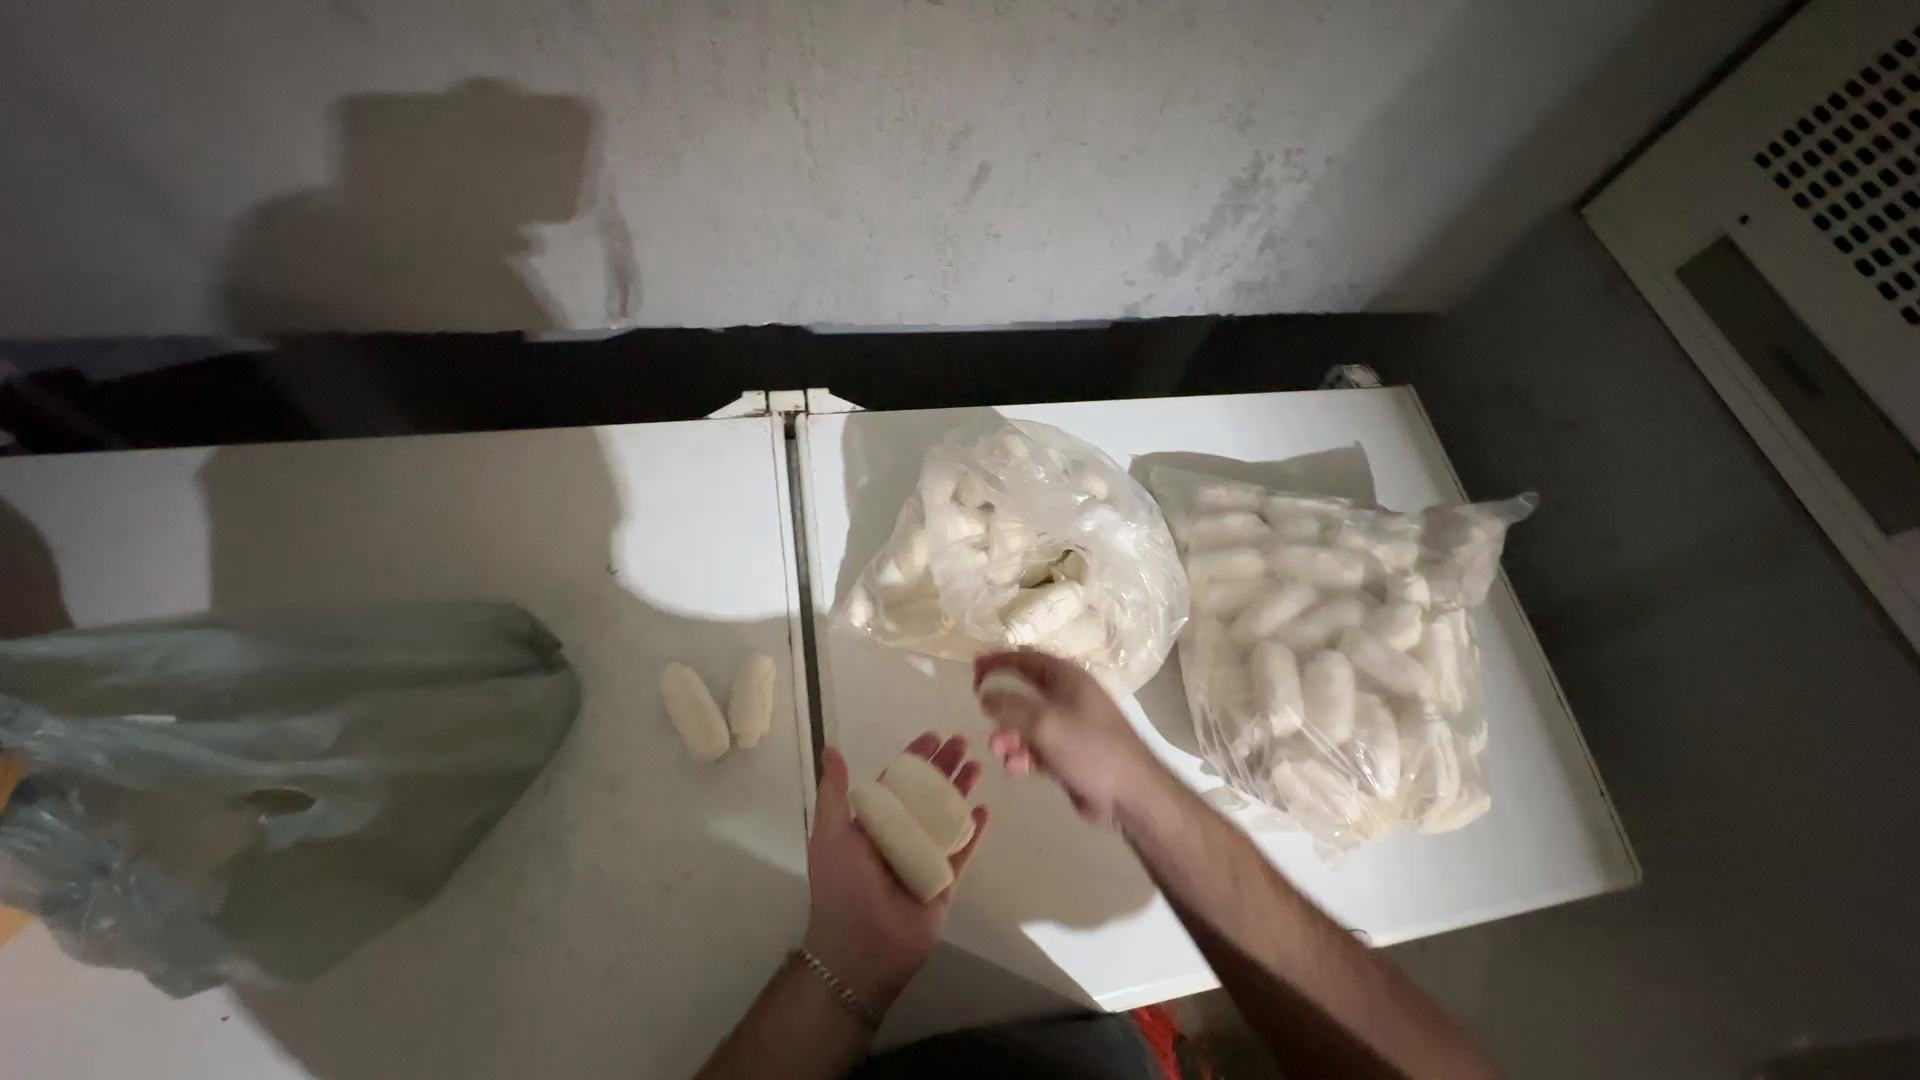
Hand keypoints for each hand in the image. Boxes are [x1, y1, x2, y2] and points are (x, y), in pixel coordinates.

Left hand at [803, 734, 989, 1011]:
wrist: (862, 949)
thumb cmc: (843, 887)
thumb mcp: (831, 835)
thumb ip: (835, 793)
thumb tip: (831, 749)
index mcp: (872, 823)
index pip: (897, 781)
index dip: (914, 758)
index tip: (933, 737)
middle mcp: (899, 835)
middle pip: (926, 793)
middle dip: (944, 768)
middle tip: (964, 743)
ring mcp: (923, 858)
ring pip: (947, 816)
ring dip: (961, 791)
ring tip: (977, 767)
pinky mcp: (944, 882)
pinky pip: (962, 851)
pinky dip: (973, 831)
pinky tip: (984, 810)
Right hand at [975, 650, 1166, 828]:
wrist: (1130, 794)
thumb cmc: (1090, 748)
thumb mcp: (1045, 722)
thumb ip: (1011, 706)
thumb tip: (986, 695)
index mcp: (1069, 679)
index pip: (1028, 658)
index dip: (1000, 660)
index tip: (974, 669)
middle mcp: (1069, 698)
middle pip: (1025, 692)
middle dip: (1002, 704)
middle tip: (981, 711)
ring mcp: (1069, 728)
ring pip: (1028, 724)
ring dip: (1010, 735)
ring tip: (999, 750)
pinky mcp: (1067, 756)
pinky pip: (1036, 749)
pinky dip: (1023, 755)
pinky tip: (1017, 768)